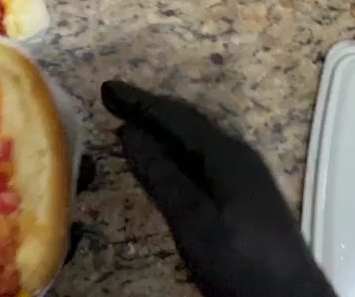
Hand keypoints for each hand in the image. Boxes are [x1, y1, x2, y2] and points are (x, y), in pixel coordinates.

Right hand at [102, 81, 334, 296]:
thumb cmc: (241, 265)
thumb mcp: (193, 223)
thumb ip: (161, 176)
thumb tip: (128, 132)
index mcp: (225, 153)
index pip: (174, 115)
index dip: (139, 101)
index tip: (107, 88)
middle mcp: (237, 152)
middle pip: (187, 120)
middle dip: (149, 108)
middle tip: (114, 100)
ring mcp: (245, 173)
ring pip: (196, 137)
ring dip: (163, 126)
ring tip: (133, 122)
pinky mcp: (247, 193)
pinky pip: (204, 155)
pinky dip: (177, 148)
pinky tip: (166, 160)